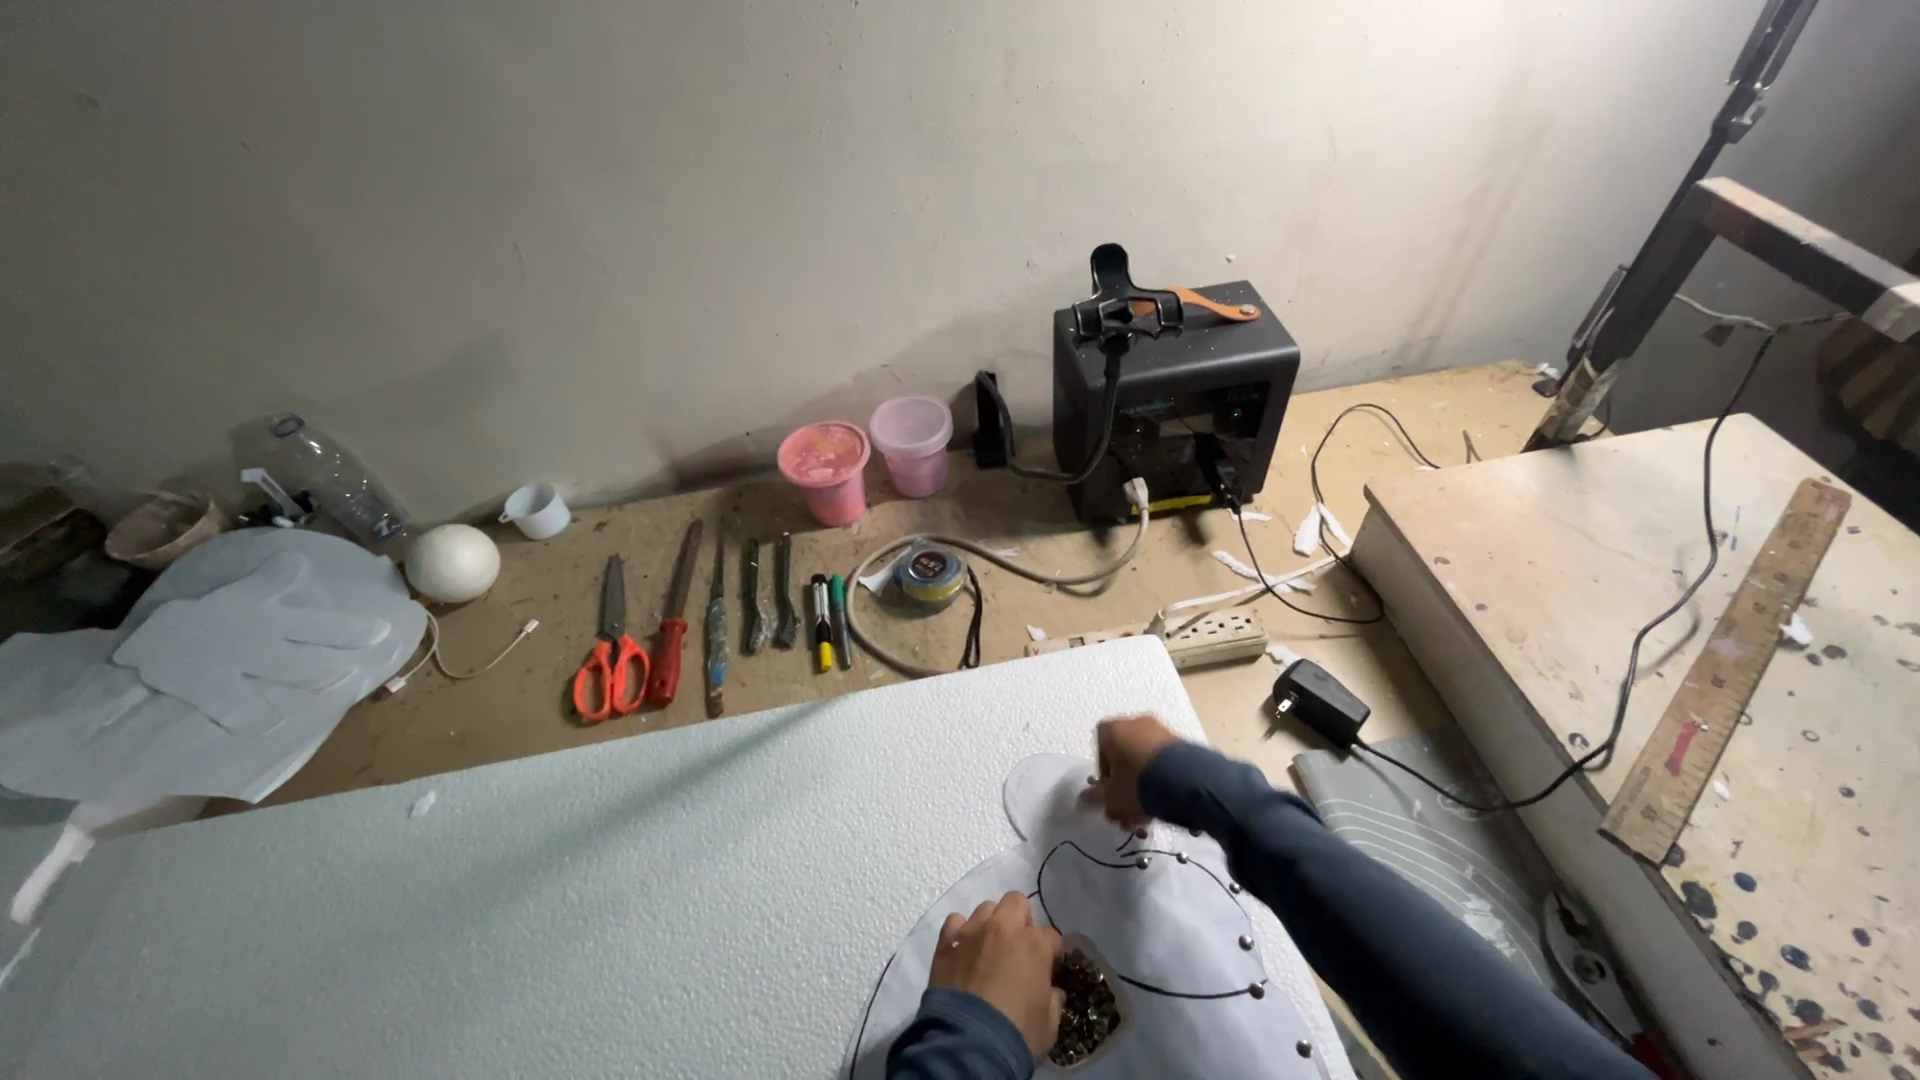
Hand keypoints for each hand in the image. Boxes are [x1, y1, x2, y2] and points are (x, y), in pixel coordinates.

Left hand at [929, 891, 1064, 1057]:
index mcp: (1035, 945)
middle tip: (1017, 945)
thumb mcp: (1049, 1024)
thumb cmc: (1017, 1034)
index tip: (1046, 964)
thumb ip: (1053, 1000)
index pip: (1051, 935)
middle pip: (1017, 902)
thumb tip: (1052, 991)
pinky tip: (962, 950)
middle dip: (1021, 919)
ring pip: (986, 908)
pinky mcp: (948, 940)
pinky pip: (955, 921)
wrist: (969, 1043)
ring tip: (987, 947)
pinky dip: (960, 932)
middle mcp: (1005, 928)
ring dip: (991, 923)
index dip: (1050, 950)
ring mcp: (974, 930)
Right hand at [1092, 714, 1180, 828]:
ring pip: (1143, 762)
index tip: (1110, 793)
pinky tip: (1163, 804)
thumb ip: (1095, 798)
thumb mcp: (1111, 797)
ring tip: (1146, 816)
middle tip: (1127, 811)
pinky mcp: (1180, 743)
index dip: (1103, 774)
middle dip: (1123, 787)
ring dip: (1141, 787)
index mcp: (1112, 729)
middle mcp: (1134, 723)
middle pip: (1123, 758)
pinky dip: (1159, 780)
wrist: (1186, 780)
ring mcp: (1160, 731)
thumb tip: (1082, 800)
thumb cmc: (1137, 784)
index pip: (1099, 748)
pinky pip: (1162, 762)